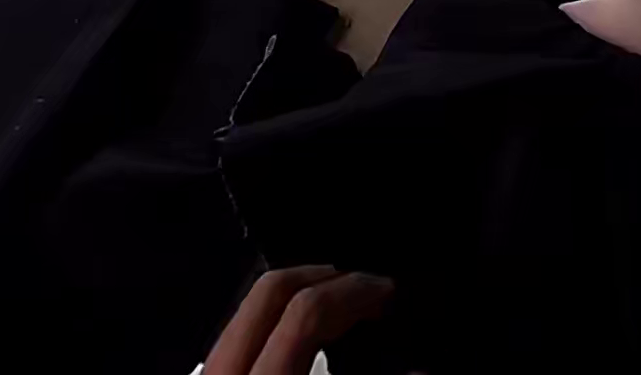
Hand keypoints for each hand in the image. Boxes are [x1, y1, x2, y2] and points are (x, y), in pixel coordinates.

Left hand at [204, 266, 393, 374]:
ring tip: (333, 309)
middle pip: (271, 289)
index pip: (306, 312)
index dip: (354, 292)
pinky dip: (273, 326)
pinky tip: (298, 344)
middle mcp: (225, 374)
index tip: (383, 292)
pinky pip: (237, 337)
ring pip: (247, 308)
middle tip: (361, 287)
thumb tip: (416, 369)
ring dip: (297, 296)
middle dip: (325, 276)